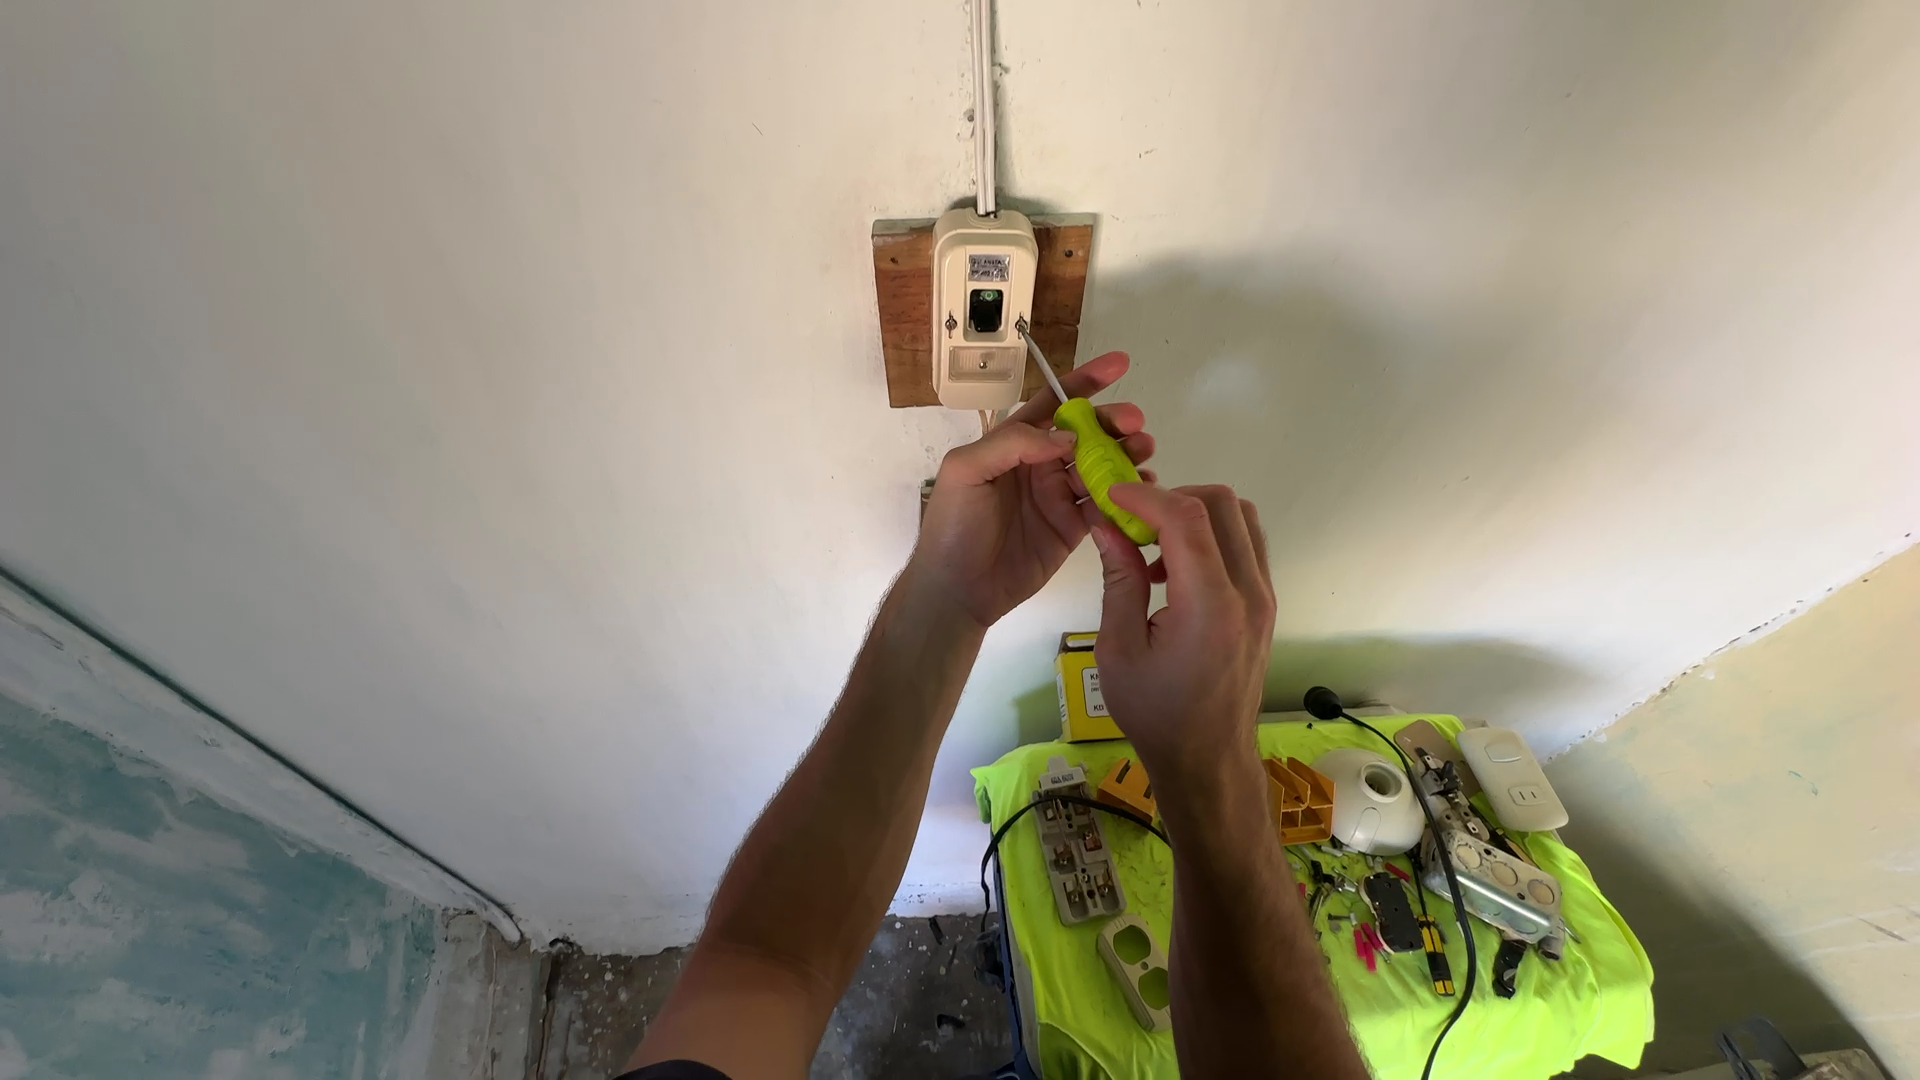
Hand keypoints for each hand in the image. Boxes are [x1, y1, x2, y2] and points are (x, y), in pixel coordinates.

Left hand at [909, 352, 1155, 628]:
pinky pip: (1104, 505)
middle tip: (1137, 424)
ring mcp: (1056, 497)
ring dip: (1124, 455)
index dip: (1084, 383)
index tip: (1120, 364)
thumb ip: (1013, 444)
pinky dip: (1125, 494)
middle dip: (1113, 423)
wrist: (957, 589)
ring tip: (1143, 452)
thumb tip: (1068, 436)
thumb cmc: (953, 525)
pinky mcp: (1071, 529)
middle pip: (1084, 434)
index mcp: (1012, 444)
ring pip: (1099, 466)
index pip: (1052, 404)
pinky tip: (1142, 487)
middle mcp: (1038, 465)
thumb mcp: (966, 470)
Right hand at [1088, 484, 1274, 785]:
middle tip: (1133, 525)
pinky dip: (1211, 537)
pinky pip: (1246, 544)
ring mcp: (1265, 596)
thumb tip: (1106, 525)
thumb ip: (1118, 580)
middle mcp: (1249, 592)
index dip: (1144, 496)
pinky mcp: (1266, 604)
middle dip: (1171, 498)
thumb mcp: (1119, 648)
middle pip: (1222, 504)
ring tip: (1155, 550)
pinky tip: (1177, 572)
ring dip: (1195, 516)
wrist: (1207, 758)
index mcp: (1210, 605)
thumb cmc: (1155, 711)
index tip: (1111, 496)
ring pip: (1241, 517)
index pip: (1186, 518)